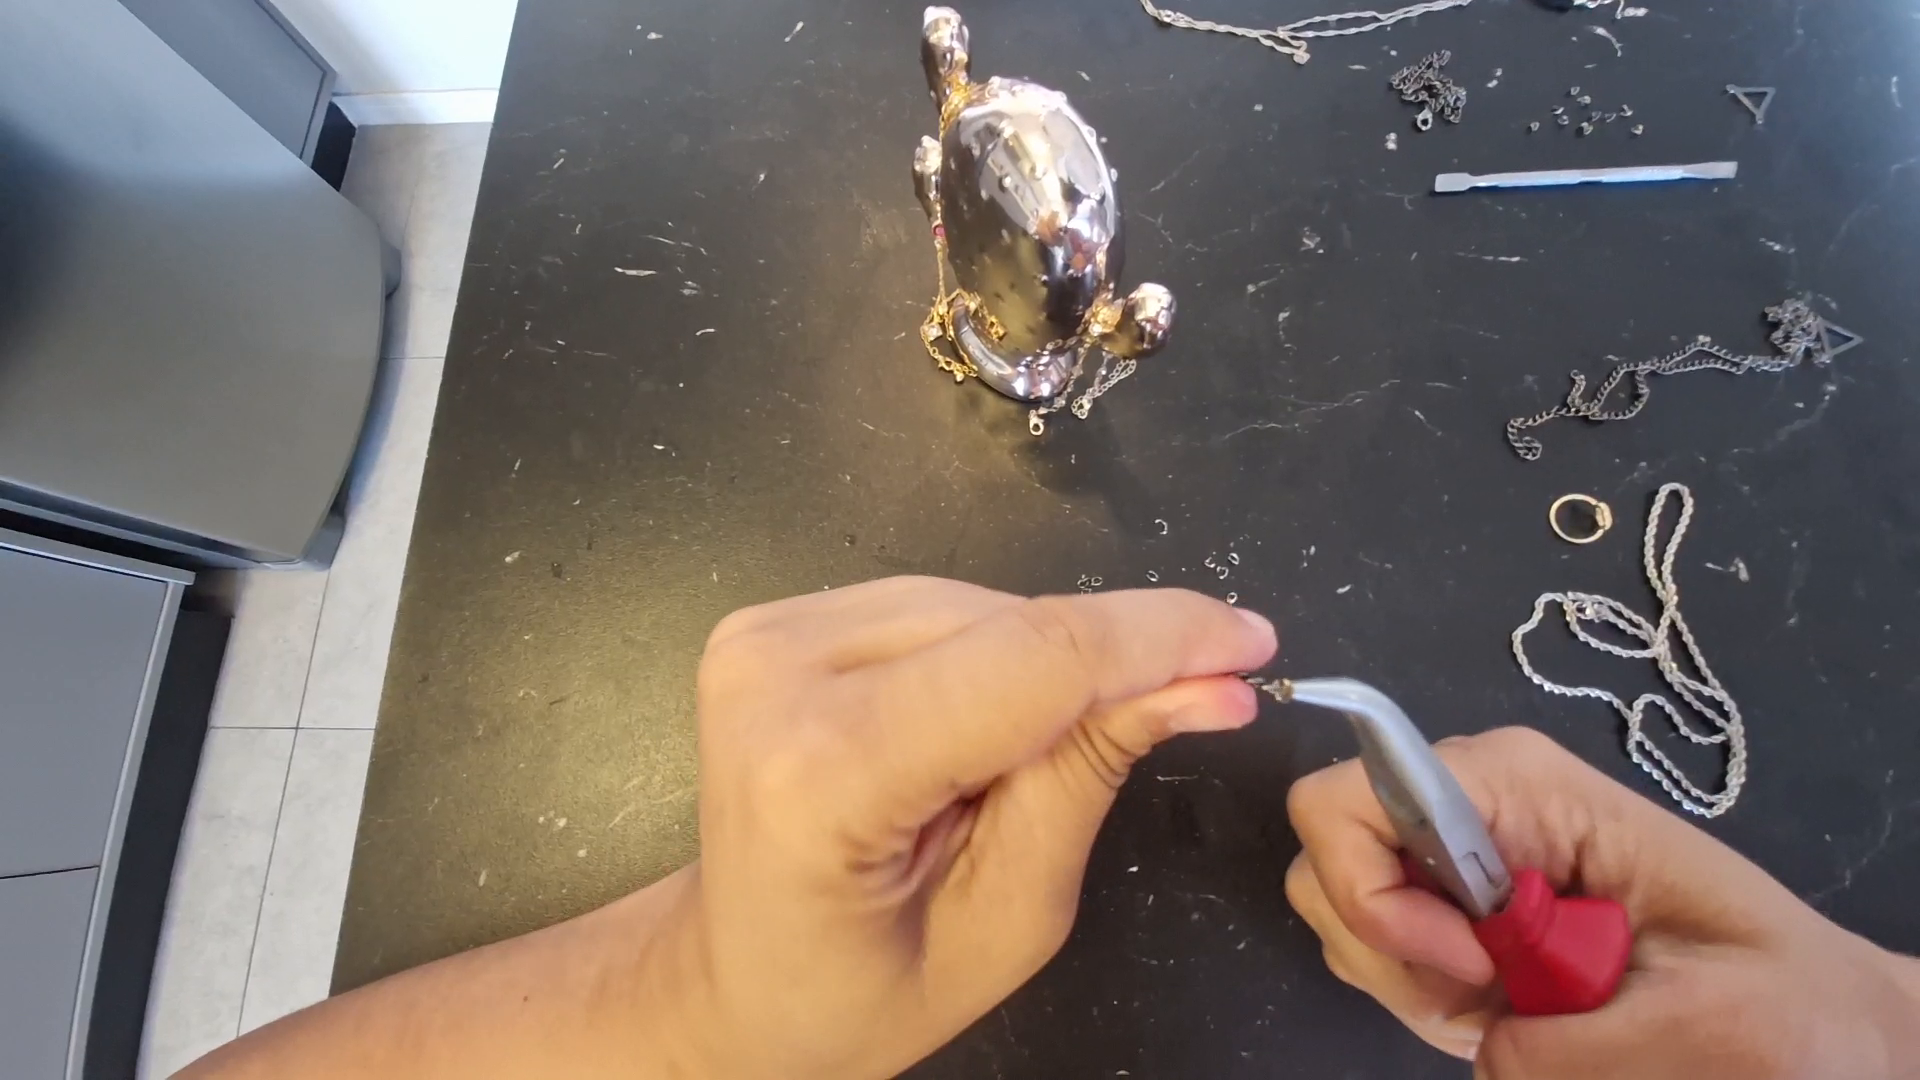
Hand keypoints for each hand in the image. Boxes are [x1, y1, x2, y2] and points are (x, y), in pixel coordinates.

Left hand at [659, 577, 1277, 1077]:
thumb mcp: (1009, 913)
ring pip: (973, 600)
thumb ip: (1093, 773)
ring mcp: (766, 632)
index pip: (1030, 663)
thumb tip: (1201, 684)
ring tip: (1035, 744)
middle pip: (1005, 621)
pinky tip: (986, 709)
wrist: (736, 970)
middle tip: (1186, 694)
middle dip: (1113, 654)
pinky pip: (928, 604)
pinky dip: (987, 645)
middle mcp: (780, 671)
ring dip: (1045, 655)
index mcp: (825, 770)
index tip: (1245, 639)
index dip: (1156, 639)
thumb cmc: (862, 985)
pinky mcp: (772, 618)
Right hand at [1284, 727, 1919, 1078]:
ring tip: (1495, 1006)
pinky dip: (1408, 983)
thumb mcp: (1714, 1030)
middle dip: (1382, 943)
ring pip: (1333, 896)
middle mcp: (1454, 793)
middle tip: (1480, 998)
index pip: (1340, 801)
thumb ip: (1574, 1048)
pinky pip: (1368, 933)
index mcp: (1505, 781)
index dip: (1366, 889)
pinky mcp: (1438, 885)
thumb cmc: (1794, 1001)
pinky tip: (1484, 1001)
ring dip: (1397, 971)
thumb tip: (1478, 1053)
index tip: (1464, 963)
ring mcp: (1440, 840)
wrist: (1824, 1014)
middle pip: (1324, 854)